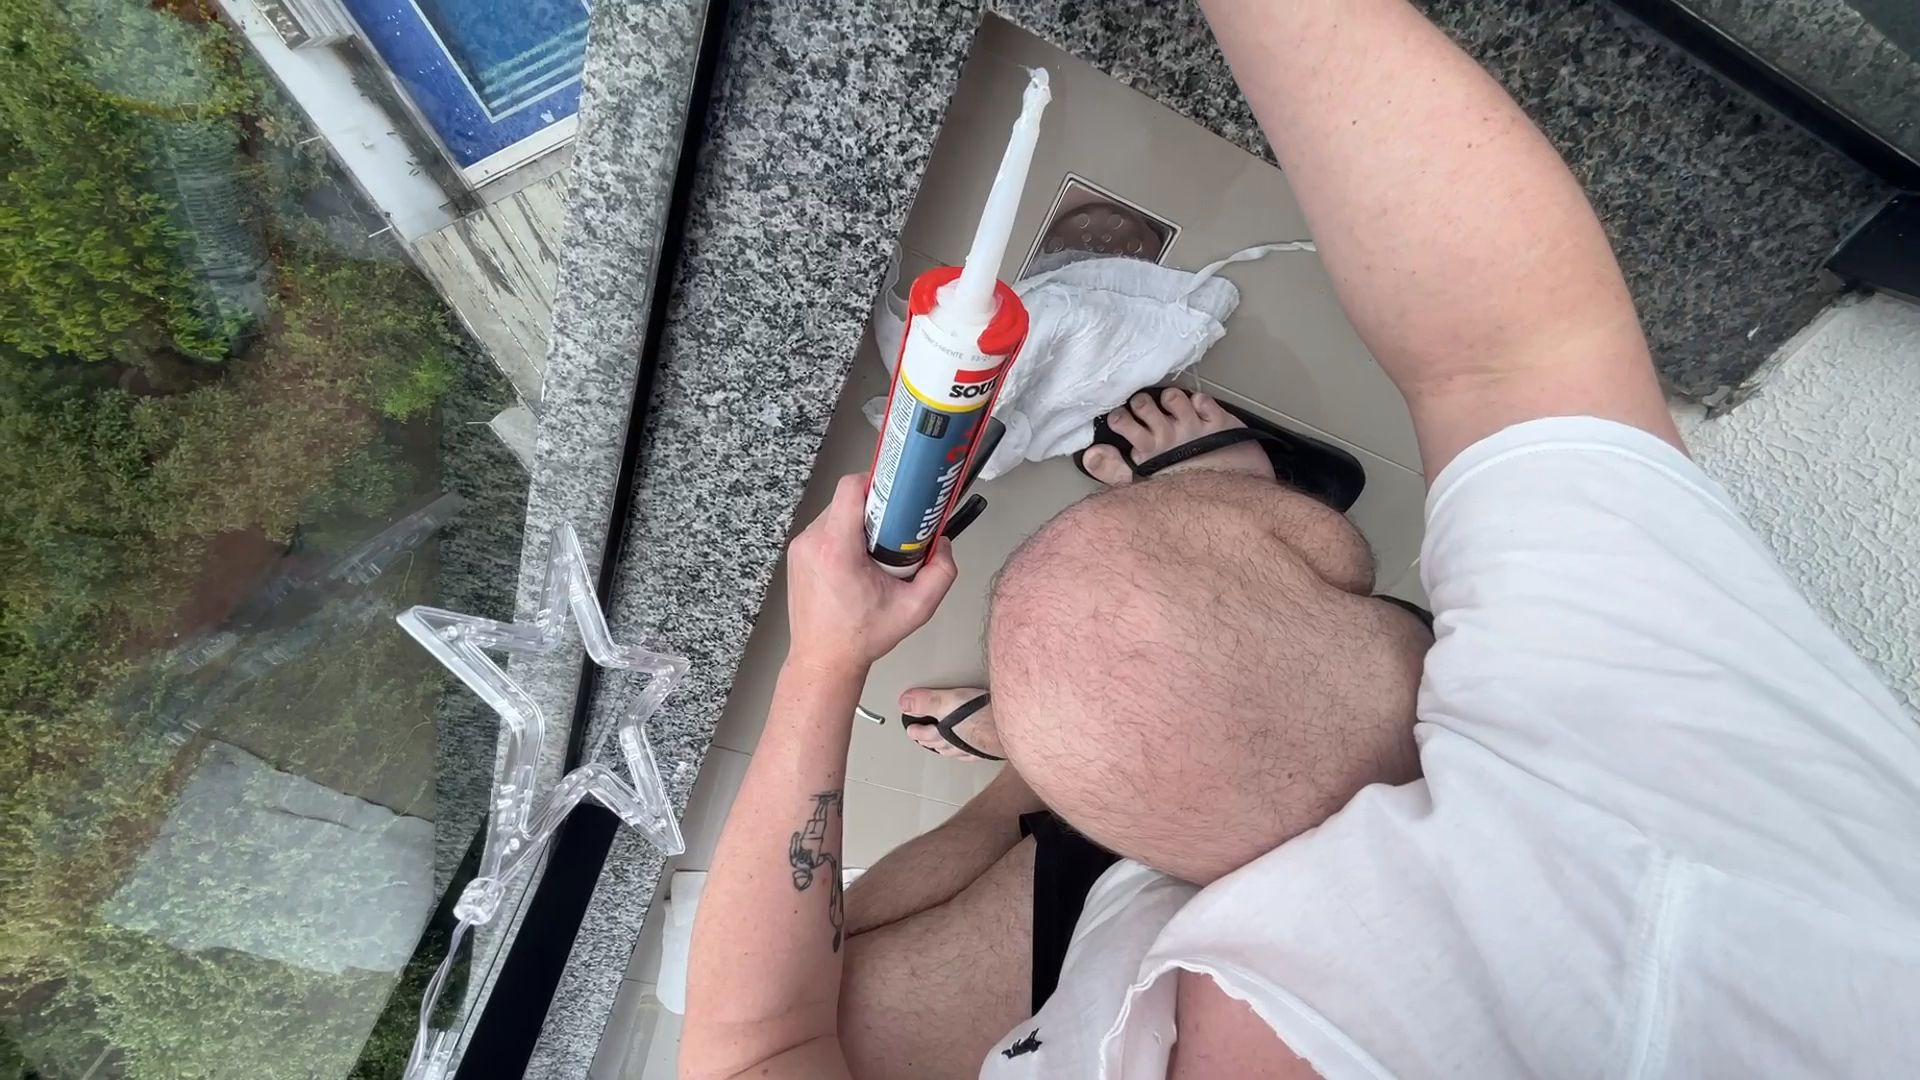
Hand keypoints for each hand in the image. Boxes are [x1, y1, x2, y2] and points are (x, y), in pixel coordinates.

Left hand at [785, 473, 958, 673]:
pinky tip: (860, 561)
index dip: (877, 482)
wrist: (824, 659)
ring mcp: (800, 548)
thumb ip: (941, 572)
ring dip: (860, 523)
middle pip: (848, 500)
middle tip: (896, 530)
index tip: (897, 492)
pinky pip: (825, 529)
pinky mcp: (797, 555)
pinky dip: (845, 536)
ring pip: (836, 513)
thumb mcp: (916, 608)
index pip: (851, 489)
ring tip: (878, 551)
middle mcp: (813, 543)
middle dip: (876, 508)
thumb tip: (943, 543)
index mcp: (837, 550)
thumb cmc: (861, 636)